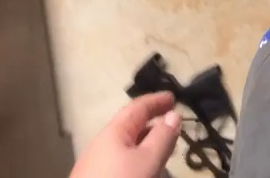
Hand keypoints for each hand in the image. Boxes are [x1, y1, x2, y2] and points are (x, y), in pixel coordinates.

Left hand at [68, 92, 183, 177]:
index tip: (175, 99)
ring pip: (125, 150)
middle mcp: (100, 146)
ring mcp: (94, 169)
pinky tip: (144, 175)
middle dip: (153, 127)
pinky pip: (119, 167)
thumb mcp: (148, 161)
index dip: (157, 101)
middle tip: (174, 129)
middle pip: (130, 128)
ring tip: (163, 157)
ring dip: (146, 149)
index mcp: (112, 133)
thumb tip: (172, 115)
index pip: (138, 107)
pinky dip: (135, 166)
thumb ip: (163, 136)